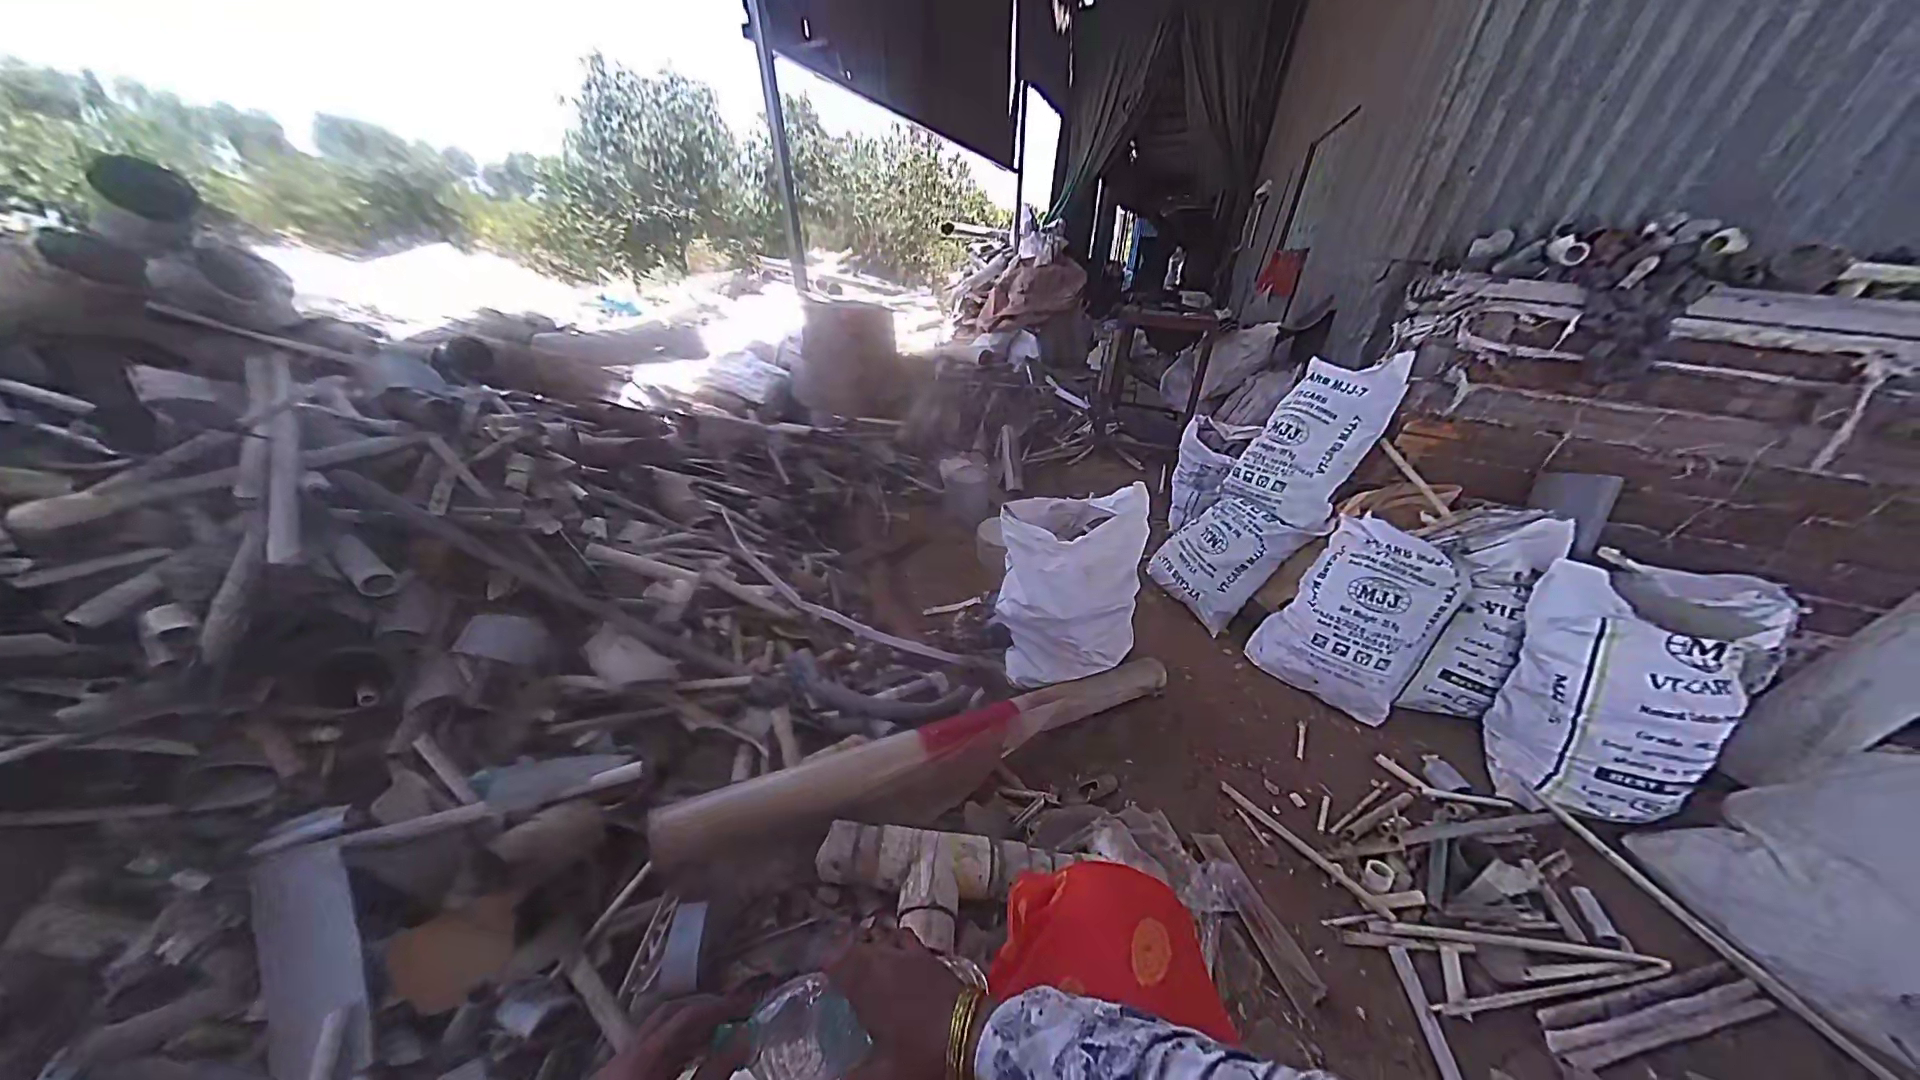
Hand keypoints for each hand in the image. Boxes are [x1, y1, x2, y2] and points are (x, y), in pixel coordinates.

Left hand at [593, 991, 755, 1079]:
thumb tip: (742, 1040)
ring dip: (688, 1030)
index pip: (688, 1015)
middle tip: (734, 1017)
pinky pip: (645, 1052)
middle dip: (704, 1011)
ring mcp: (612, 1072)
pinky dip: (671, 1050)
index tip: (746, 1009)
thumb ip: (714, 1073)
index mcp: (644, 1060)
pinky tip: (688, 1064)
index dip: (721, 1007)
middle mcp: (624, 1058)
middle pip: (669, 1015)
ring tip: (716, 1039)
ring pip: (655, 1033)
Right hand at [827, 927, 976, 1079]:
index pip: (837, 960)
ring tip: (862, 957)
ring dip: (869, 943)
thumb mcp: (881, 1074)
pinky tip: (894, 955)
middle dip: (844, 952)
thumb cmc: (921, 1055)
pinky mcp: (929, 956)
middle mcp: (885, 959)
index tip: (819, 972)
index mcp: (867, 982)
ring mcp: (909, 954)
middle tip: (837, 968)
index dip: (826, 962)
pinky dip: (893, 941)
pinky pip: (904, 938)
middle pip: (858, 944)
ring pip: (881, 936)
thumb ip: (851, 1077)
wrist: (972, 1037)